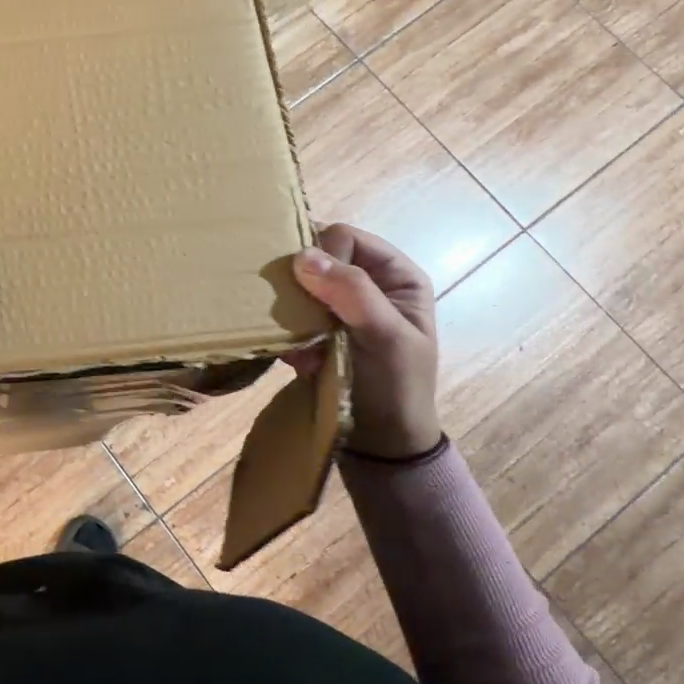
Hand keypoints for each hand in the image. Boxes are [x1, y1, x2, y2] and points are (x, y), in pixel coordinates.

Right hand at [291, 224, 440, 459]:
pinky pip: (287, 315)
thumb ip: (352, 293)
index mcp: (395, 275)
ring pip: (297, 285)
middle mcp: (366, 284)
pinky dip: (287, 334)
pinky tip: (298, 359)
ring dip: (292, 313)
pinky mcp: (315, 331)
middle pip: (317, 257)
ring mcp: (337, 308)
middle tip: (299, 317)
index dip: (325, 256)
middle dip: (302, 286)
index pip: (345, 238)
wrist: (382, 445)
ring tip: (302, 345)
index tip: (313, 291)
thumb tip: (302, 256)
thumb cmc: (396, 387)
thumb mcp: (386, 338)